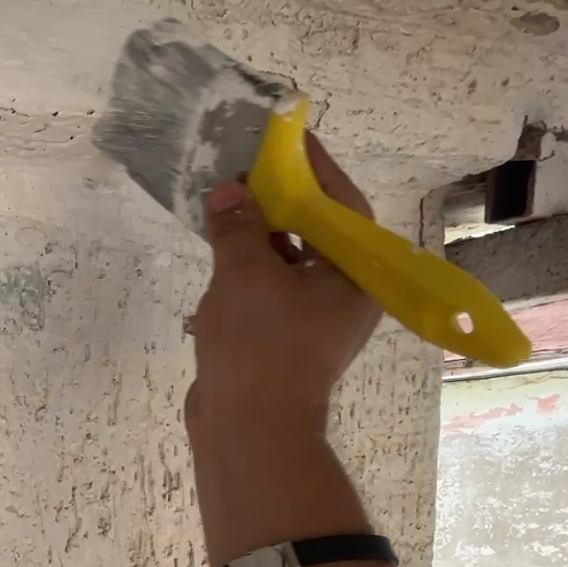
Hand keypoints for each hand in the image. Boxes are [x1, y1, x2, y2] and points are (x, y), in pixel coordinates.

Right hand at [185, 135, 382, 440]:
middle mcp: (343, 295)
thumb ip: (236, 230)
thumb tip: (228, 192)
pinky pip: (264, 301)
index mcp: (355, 273)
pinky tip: (212, 283)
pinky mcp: (281, 347)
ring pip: (284, 270)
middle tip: (242, 180)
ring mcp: (312, 324)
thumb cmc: (259, 346)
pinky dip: (241, 285)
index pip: (338, 203)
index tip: (287, 139)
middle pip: (311, 236)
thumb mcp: (243, 277)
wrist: (249, 428)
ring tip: (220, 225)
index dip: (311, 168)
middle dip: (274, 208)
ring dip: (252, 248)